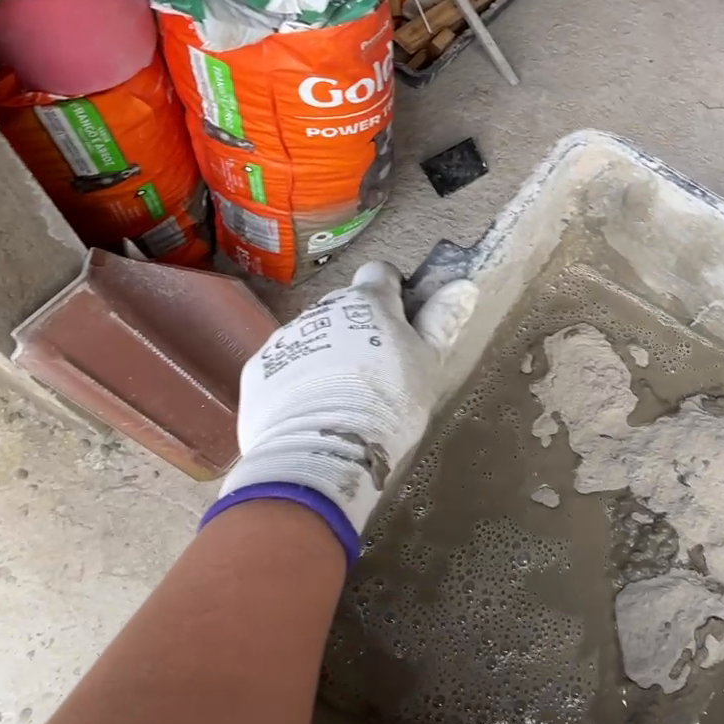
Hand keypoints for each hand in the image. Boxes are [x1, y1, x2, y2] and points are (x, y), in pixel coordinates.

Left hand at [202, 262, 475, 560]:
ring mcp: (286, 336)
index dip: (393, 292)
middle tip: (377, 369)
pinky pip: (286, 364)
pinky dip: (299, 378)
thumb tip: (464, 285)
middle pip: (346, 306)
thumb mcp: (428, 362)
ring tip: (343, 395)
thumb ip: (441, 321)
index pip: (381, 272)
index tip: (402, 322)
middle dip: (359, 327)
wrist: (321, 450)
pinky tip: (313, 409)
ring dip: (329, 352)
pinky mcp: (259, 368)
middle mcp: (323, 307)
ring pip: (315, 334)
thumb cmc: (387, 401)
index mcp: (368, 300)